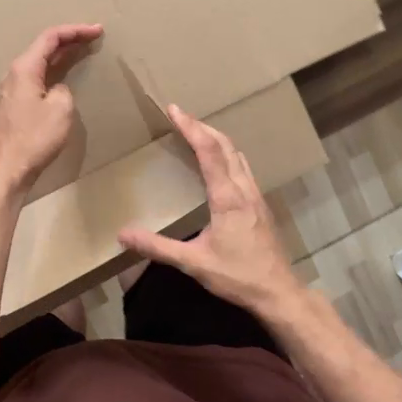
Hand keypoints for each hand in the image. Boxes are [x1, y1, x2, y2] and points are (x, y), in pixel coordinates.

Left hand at [0, 23, 102, 188]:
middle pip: (43, 47)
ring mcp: (12, 89)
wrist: (8, 168)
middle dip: (70, 39)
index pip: (51, 37)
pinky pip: (37, 77)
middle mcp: (15, 73)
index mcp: (25, 68)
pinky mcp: (15, 104)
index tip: (97, 30)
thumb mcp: (61, 109)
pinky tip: (65, 76)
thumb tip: (57, 89)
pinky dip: (54, 70)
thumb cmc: (35, 137)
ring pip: (40, 62)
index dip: (75, 31)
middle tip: (94, 37)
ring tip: (82, 51)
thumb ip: (63, 89)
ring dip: (61, 55)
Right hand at [118, 104, 304, 316]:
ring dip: (217, 138)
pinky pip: (242, 167)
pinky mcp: (260, 205)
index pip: (209, 150)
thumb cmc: (237, 276)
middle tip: (180, 116)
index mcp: (227, 197)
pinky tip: (217, 165)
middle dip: (202, 126)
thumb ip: (157, 247)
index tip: (174, 109)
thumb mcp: (193, 263)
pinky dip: (226, 154)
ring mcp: (256, 195)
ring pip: (237, 154)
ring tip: (196, 133)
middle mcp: (244, 189)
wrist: (278, 292)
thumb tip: (123, 235)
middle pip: (225, 145)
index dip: (191, 127)